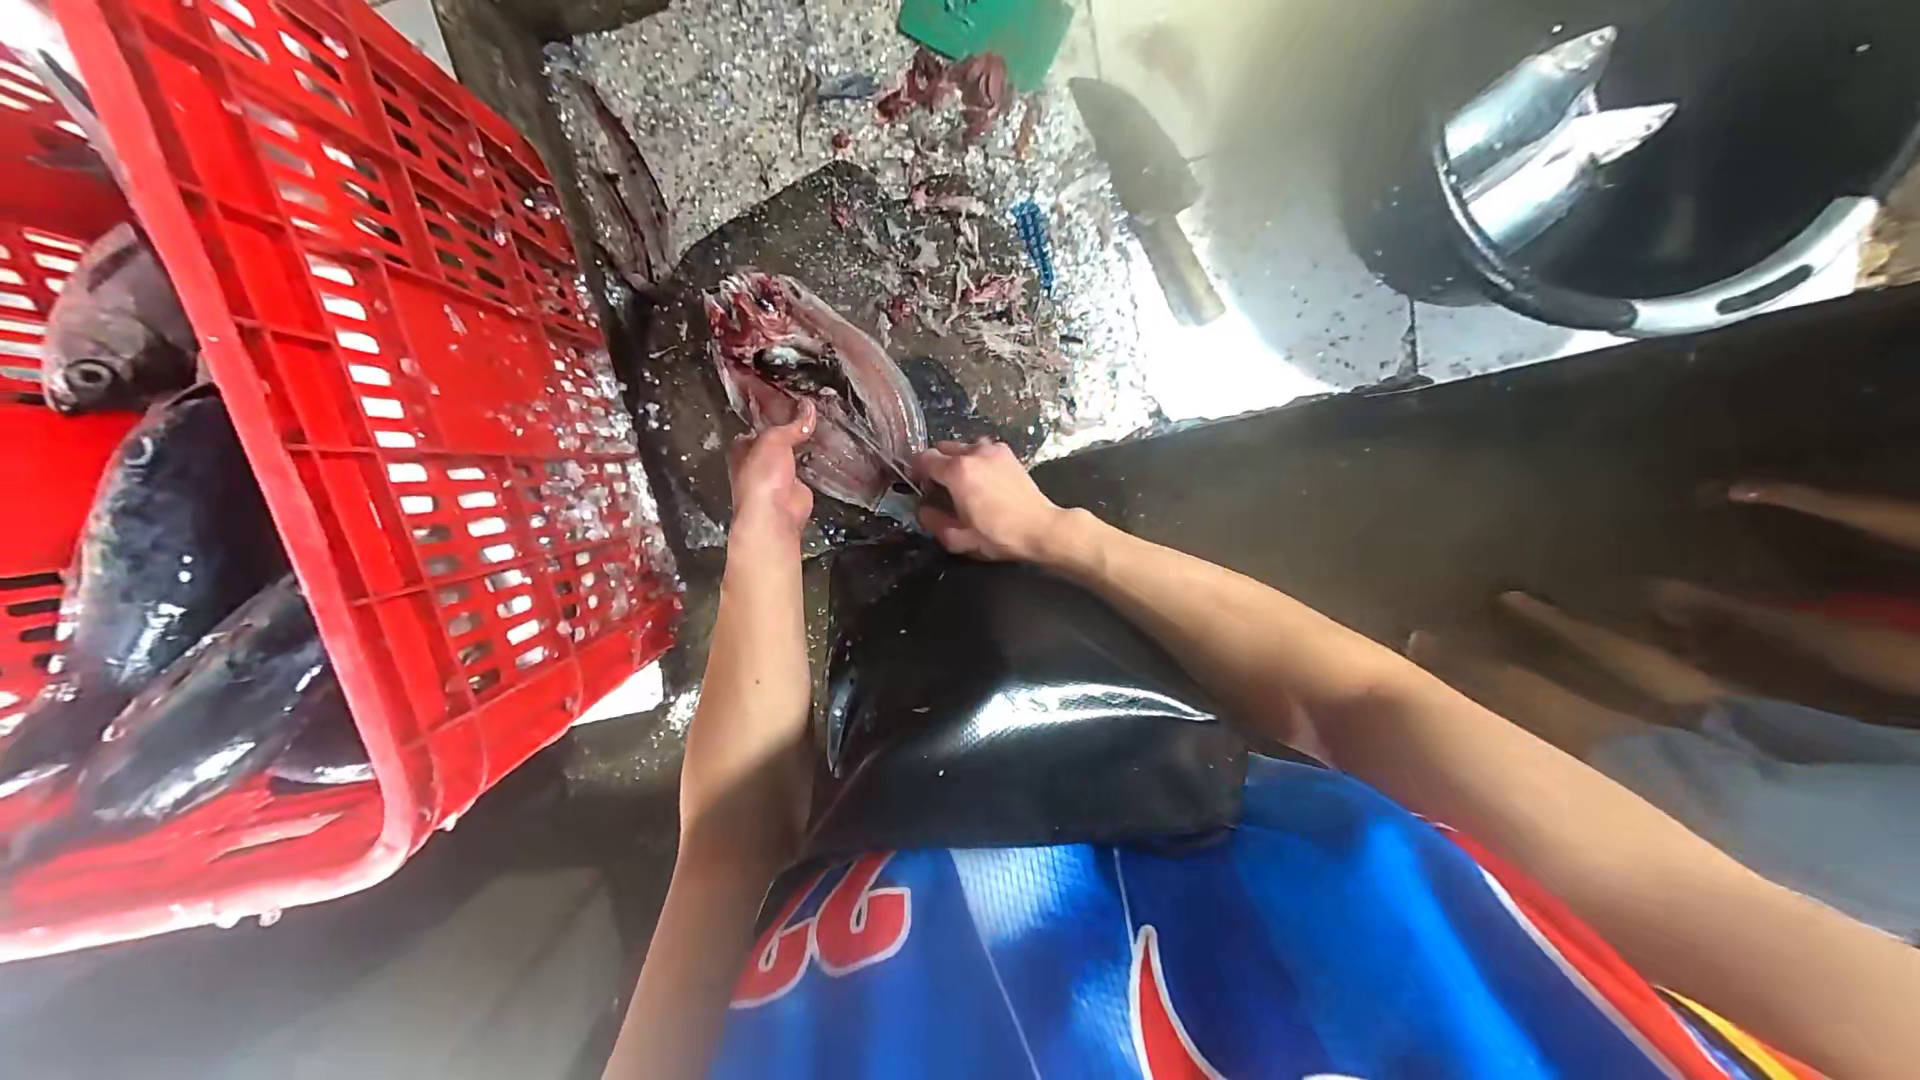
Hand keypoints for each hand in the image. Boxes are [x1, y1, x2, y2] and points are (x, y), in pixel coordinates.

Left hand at [728, 398, 814, 540]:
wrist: (775, 513)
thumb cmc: (762, 474)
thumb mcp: (774, 440)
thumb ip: (792, 425)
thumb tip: (809, 406)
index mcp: (742, 448)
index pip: (757, 424)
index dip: (772, 412)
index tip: (791, 400)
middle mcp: (758, 461)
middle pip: (777, 439)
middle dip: (791, 428)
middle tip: (811, 410)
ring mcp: (777, 475)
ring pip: (792, 452)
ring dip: (805, 443)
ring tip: (822, 424)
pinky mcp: (796, 486)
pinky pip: (807, 466)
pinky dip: (816, 459)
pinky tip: (827, 446)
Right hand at [914, 438, 1072, 561]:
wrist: (1040, 529)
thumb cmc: (1000, 536)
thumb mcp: (960, 539)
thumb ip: (934, 523)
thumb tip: (924, 511)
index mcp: (958, 471)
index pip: (923, 459)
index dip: (916, 472)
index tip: (919, 485)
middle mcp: (974, 453)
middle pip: (942, 449)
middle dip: (936, 465)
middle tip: (940, 488)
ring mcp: (993, 450)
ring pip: (963, 447)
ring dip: (957, 461)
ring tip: (963, 484)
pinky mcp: (1008, 454)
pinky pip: (982, 450)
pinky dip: (976, 460)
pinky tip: (983, 481)